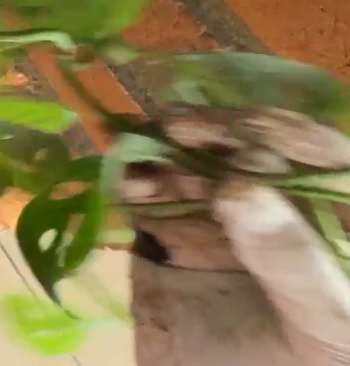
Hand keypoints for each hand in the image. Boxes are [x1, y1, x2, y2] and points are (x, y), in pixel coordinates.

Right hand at [125, 108, 349, 365]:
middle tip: (175, 127)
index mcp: (340, 228)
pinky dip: (127, 174)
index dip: (290, 136)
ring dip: (161, 150)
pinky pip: (143, 187)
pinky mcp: (164, 227)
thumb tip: (239, 187)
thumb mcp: (329, 326)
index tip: (245, 129)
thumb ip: (294, 262)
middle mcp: (281, 213)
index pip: (330, 161)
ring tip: (139, 159)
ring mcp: (219, 218)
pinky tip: (125, 184)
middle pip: (250, 150)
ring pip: (190, 160)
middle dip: (213, 133)